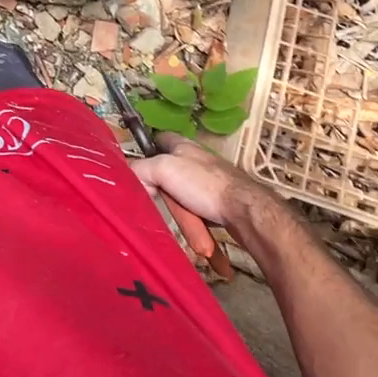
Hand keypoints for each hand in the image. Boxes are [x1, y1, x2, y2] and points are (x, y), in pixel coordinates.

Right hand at [129, 134, 274, 230]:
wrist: (247, 211)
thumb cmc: (203, 185)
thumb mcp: (163, 170)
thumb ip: (139, 170)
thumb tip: (129, 182)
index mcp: (181, 145)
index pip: (156, 139)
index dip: (145, 152)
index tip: (139, 172)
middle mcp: (195, 160)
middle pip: (167, 176)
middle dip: (167, 199)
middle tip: (168, 209)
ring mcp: (208, 182)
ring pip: (183, 199)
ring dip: (186, 219)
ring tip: (194, 234)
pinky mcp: (220, 202)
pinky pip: (199, 214)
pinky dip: (198, 226)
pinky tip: (202, 237)